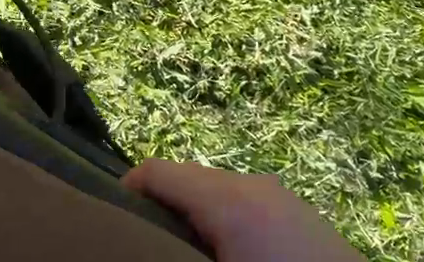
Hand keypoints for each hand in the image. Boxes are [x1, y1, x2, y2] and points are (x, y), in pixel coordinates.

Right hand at [123, 160, 362, 261]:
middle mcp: (252, 184)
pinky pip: (249, 205)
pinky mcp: (307, 216)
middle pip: (185, 177)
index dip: (127, 193)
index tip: (117, 225)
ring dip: (198, 216)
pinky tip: (239, 256)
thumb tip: (145, 242)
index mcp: (227, 199)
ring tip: (196, 255)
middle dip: (164, 207)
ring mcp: (283, 197)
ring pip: (217, 190)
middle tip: (156, 245)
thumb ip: (174, 250)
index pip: (154, 171)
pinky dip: (231, 222)